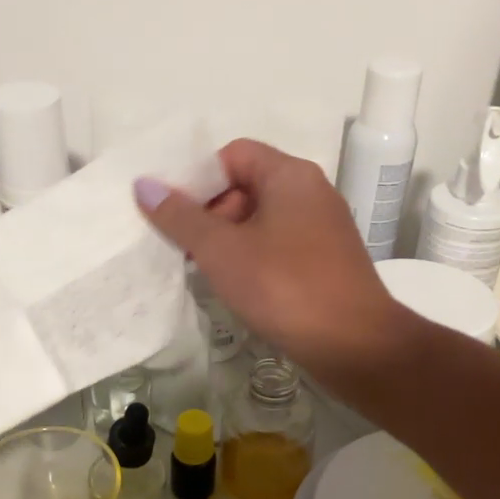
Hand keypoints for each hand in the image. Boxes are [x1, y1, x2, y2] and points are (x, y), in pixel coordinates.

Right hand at [135, 139, 412, 382]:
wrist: (354, 344)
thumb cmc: (284, 287)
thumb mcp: (222, 250)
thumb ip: (181, 217)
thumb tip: (144, 185)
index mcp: (290, 176)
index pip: (234, 154)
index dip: (200, 179)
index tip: (176, 214)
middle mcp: (312, 192)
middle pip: (247, 185)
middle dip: (212, 213)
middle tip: (189, 249)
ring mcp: (324, 227)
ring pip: (263, 219)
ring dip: (230, 240)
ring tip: (209, 272)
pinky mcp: (328, 260)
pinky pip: (281, 245)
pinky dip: (255, 258)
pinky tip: (240, 288)